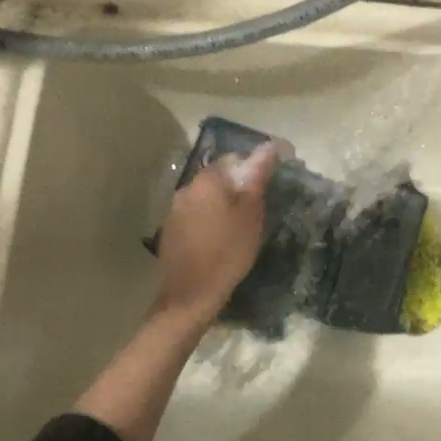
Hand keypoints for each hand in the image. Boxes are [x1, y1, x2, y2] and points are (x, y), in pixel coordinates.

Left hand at [153, 143, 277, 326]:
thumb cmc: (228, 250)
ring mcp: (175, 210)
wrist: (192, 294)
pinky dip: (209, 220)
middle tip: (256, 208)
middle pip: (218, 177)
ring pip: (206, 197)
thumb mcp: (251, 213)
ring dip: (222, 204)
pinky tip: (219, 238)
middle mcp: (187, 188)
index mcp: (207, 180)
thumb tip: (269, 146)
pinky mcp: (171, 230)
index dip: (253, 170)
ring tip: (239, 225)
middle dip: (237, 187)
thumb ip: (258, 176)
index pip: (234, 159)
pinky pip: (195, 214)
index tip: (267, 188)